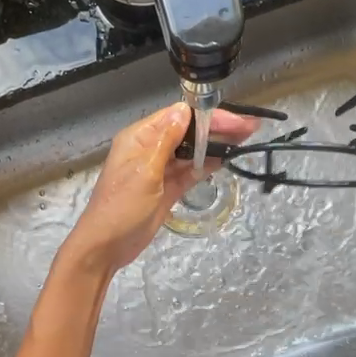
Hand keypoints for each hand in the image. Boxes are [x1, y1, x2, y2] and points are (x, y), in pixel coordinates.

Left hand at [60, 103, 258, 277]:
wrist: (106, 247)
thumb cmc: (121, 208)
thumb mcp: (145, 171)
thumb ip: (166, 141)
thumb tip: (183, 110)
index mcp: (140, 138)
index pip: (177, 117)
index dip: (206, 115)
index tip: (233, 118)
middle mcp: (150, 149)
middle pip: (187, 132)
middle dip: (216, 128)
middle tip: (249, 129)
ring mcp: (159, 171)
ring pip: (190, 152)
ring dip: (214, 145)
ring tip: (244, 140)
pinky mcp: (166, 190)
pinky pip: (188, 172)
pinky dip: (205, 165)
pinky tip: (225, 159)